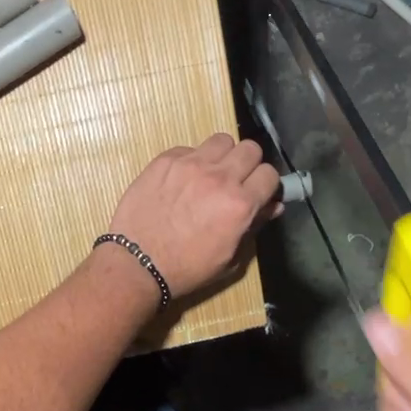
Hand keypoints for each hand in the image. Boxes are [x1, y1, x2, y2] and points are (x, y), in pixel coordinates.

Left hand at [107, 135, 281, 296]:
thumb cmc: (187, 269)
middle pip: (250, 149)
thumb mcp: (229, 258)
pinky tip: (182, 182)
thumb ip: (253, 227)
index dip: (266, 185)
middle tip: (235, 182)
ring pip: (221, 141)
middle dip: (248, 166)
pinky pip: (189, 148)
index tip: (257, 194)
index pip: (270, 175)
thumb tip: (271, 207)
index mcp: (239, 204)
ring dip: (222, 156)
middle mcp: (219, 177)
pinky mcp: (166, 160)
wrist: (138, 265)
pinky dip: (192, 161)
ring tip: (210, 175)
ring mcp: (190, 164)